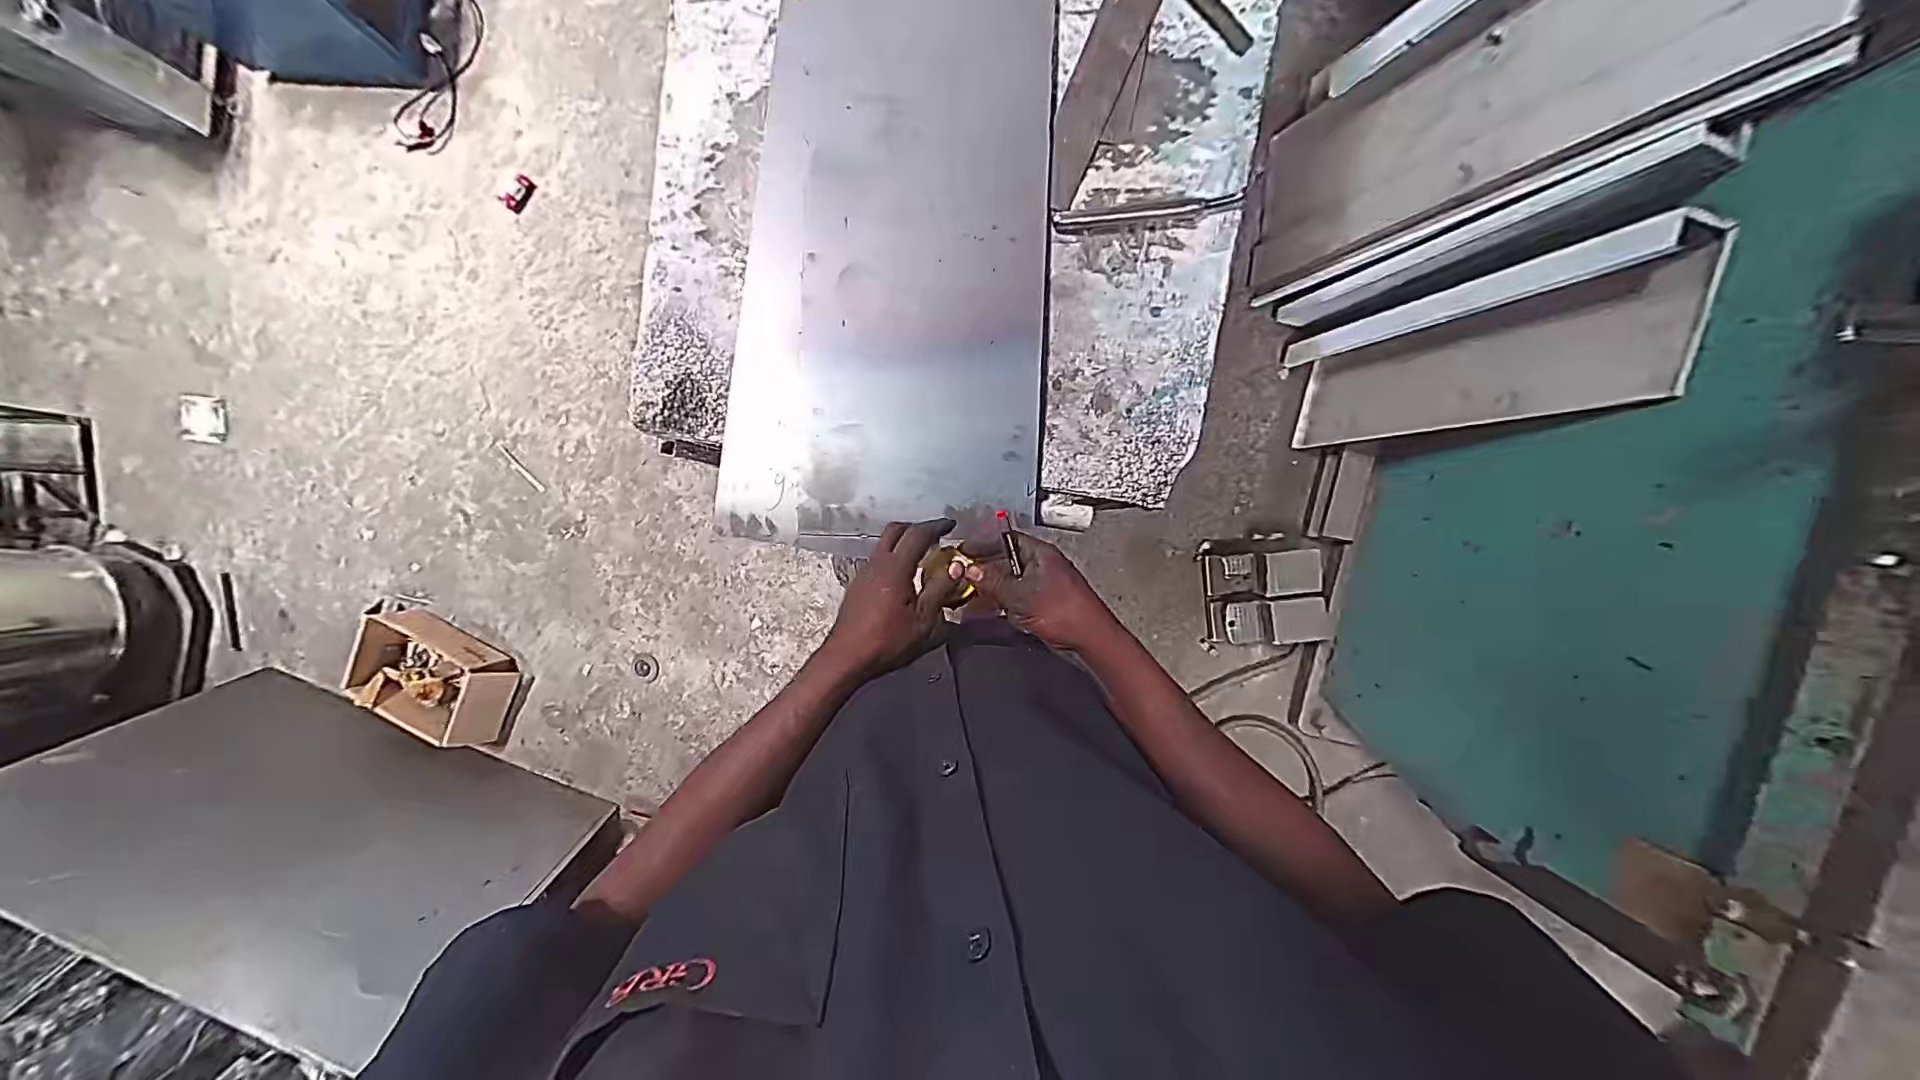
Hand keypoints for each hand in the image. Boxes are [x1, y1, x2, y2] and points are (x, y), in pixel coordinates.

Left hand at [820, 519, 963, 677]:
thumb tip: (955, 568)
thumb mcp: (924, 621)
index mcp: (895, 569)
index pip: (917, 534)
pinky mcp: (858, 587)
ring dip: (904, 543)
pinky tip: (905, 579)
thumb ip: (941, 590)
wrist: (846, 658)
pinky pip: (878, 561)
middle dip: (917, 528)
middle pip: (896, 530)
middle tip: (935, 536)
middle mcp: (876, 565)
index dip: (936, 526)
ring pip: (885, 545)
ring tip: (923, 558)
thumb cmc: (886, 643)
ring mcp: (864, 574)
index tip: (949, 525)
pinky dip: (894, 559)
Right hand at [963, 532, 1118, 651]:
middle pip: (1005, 562)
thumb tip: (972, 570)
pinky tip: (988, 612)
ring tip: (971, 597)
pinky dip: (1001, 605)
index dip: (983, 543)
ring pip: (1009, 583)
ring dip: (991, 590)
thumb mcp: (1020, 594)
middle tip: (964, 576)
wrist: (1090, 639)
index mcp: (1040, 553)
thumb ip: (993, 581)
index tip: (965, 552)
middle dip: (984, 570)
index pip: (1006, 539)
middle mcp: (1042, 566)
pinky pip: (1016, 600)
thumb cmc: (1067, 612)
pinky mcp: (1043, 606)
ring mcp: (1043, 586)